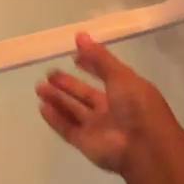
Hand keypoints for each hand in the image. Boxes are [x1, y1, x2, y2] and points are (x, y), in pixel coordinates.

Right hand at [35, 32, 178, 174]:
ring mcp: (98, 127)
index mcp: (125, 91)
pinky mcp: (86, 143)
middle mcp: (110, 109)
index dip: (89, 66)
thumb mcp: (121, 76)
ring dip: (57, 99)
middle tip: (49, 73)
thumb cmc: (138, 107)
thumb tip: (80, 35)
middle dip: (67, 84)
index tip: (73, 56)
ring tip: (39, 87)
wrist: (144, 148)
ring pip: (73, 111)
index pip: (103, 75)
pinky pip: (67, 129)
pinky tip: (41, 106)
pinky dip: (55, 118)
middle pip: (84, 95)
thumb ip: (99, 57)